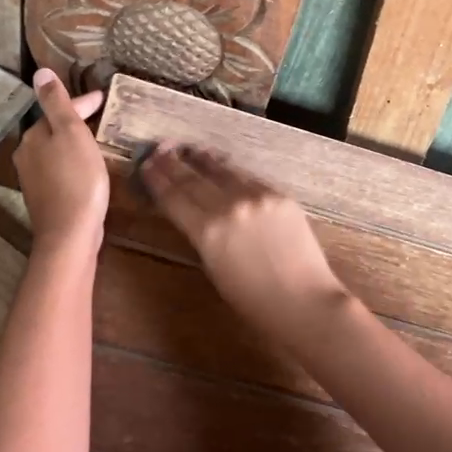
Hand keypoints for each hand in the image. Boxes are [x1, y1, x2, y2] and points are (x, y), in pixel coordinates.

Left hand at [13, 68, 107, 250]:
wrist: (69, 234)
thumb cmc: (76, 180)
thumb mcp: (71, 134)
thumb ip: (56, 103)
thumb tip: (39, 73)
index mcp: (33, 137)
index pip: (57, 110)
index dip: (82, 103)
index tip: (103, 98)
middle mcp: (26, 156)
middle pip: (52, 130)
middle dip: (73, 123)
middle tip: (101, 118)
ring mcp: (34, 180)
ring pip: (54, 152)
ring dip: (72, 145)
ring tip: (95, 142)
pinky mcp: (45, 200)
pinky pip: (59, 172)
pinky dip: (73, 165)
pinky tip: (87, 171)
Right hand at [140, 146, 350, 339]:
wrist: (304, 301)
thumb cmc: (253, 301)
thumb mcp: (214, 269)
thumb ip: (202, 236)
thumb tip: (193, 215)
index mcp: (207, 232)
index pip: (174, 198)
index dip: (157, 180)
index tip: (146, 166)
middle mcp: (228, 207)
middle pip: (193, 180)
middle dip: (173, 165)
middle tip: (158, 152)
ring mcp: (256, 197)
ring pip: (222, 172)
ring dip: (201, 160)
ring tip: (187, 150)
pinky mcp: (278, 194)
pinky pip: (249, 178)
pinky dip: (231, 171)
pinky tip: (223, 165)